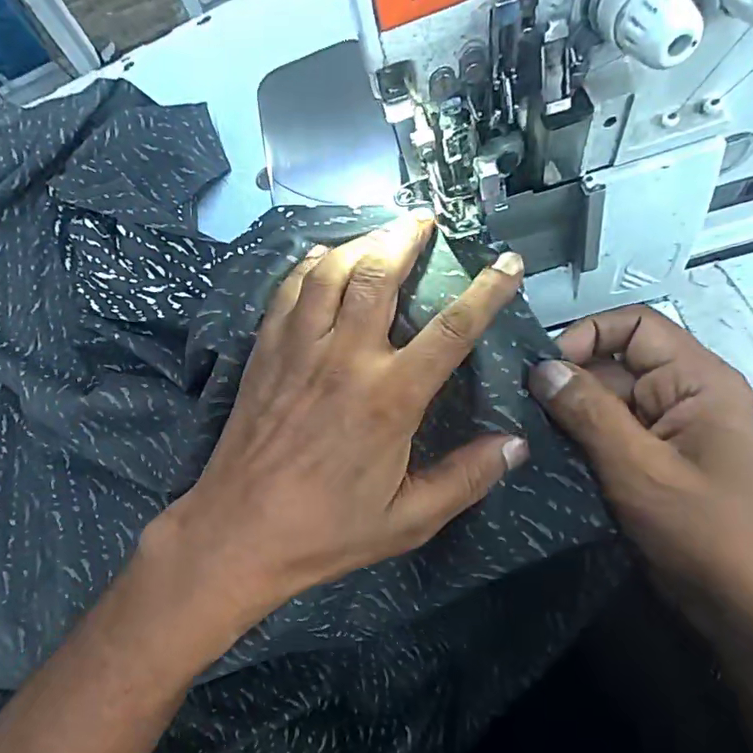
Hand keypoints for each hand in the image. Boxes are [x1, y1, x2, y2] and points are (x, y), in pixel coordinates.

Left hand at [147, 213, 528, 652]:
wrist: (237, 534)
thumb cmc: (328, 531)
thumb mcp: (408, 520)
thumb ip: (465, 480)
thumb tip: (516, 445)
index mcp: (390, 397)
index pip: (451, 330)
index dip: (486, 292)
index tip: (507, 263)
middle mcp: (345, 358)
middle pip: (379, 275)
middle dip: (407, 238)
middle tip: (427, 218)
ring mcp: (298, 349)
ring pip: (330, 271)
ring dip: (361, 241)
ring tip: (382, 231)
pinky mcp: (265, 353)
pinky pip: (289, 290)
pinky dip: (310, 265)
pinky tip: (322, 259)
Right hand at [527, 306, 752, 663]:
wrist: (752, 611)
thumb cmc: (704, 534)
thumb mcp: (639, 469)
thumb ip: (589, 413)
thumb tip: (543, 366)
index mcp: (698, 379)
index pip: (636, 325)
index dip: (587, 336)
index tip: (541, 372)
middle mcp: (688, 396)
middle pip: (619, 365)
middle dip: (571, 385)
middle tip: (519, 412)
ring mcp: (675, 434)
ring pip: (613, 406)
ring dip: (574, 420)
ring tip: (527, 437)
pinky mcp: (662, 467)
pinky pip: (618, 441)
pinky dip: (587, 447)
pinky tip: (552, 463)